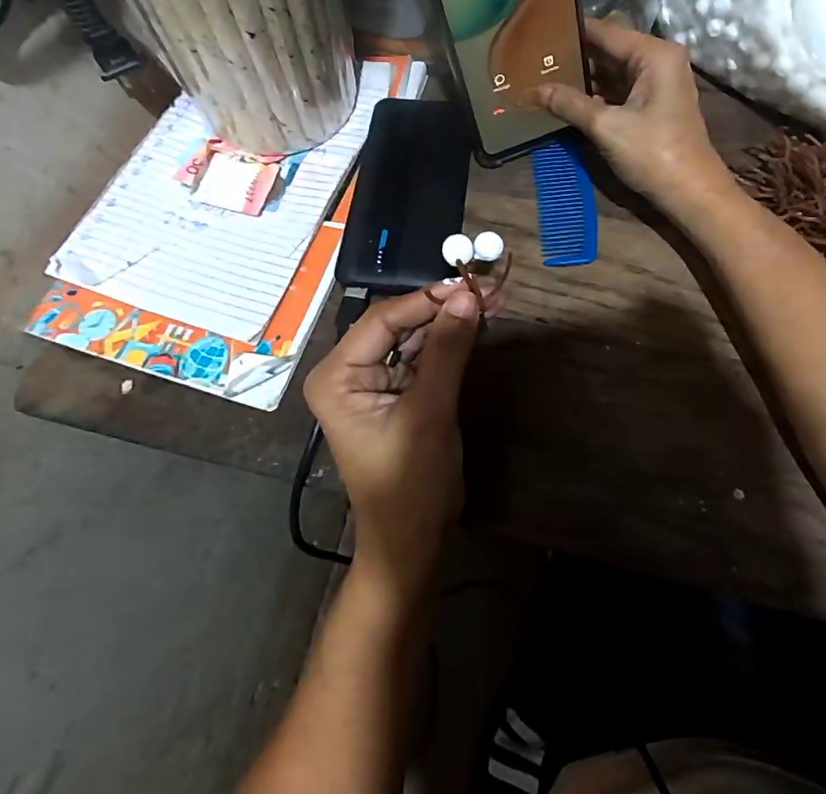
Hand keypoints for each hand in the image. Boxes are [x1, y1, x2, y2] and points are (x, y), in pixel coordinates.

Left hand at [303, 282, 484, 592]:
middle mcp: (347, 372)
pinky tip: (475, 325)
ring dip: (448, 321)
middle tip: (488, 289)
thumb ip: (447, 352)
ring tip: (489, 300)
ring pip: (412, 337)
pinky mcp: (396, 392)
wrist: (412, 541)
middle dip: (441, 307)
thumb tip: (468, 297)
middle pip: (397, 324)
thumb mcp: (429, 414)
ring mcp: (372, 381)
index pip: (382, 320)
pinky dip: (448, 342)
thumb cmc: (409, 484)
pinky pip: (421, 357)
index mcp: (336, 376)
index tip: (471, 284)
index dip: (427, 299)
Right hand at [529, 19, 730, 212]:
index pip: (605, 31)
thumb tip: (532, 90)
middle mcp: (658, 61)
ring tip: (542, 74)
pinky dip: (595, 93)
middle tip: (533, 56)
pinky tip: (565, 97)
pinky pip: (618, 90)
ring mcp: (657, 84)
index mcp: (654, 54)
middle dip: (574, 55)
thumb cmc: (653, 153)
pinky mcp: (652, 105)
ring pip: (612, 71)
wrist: (690, 193)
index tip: (538, 31)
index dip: (571, 31)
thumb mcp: (606, 127)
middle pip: (609, 49)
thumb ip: (568, 104)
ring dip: (582, 76)